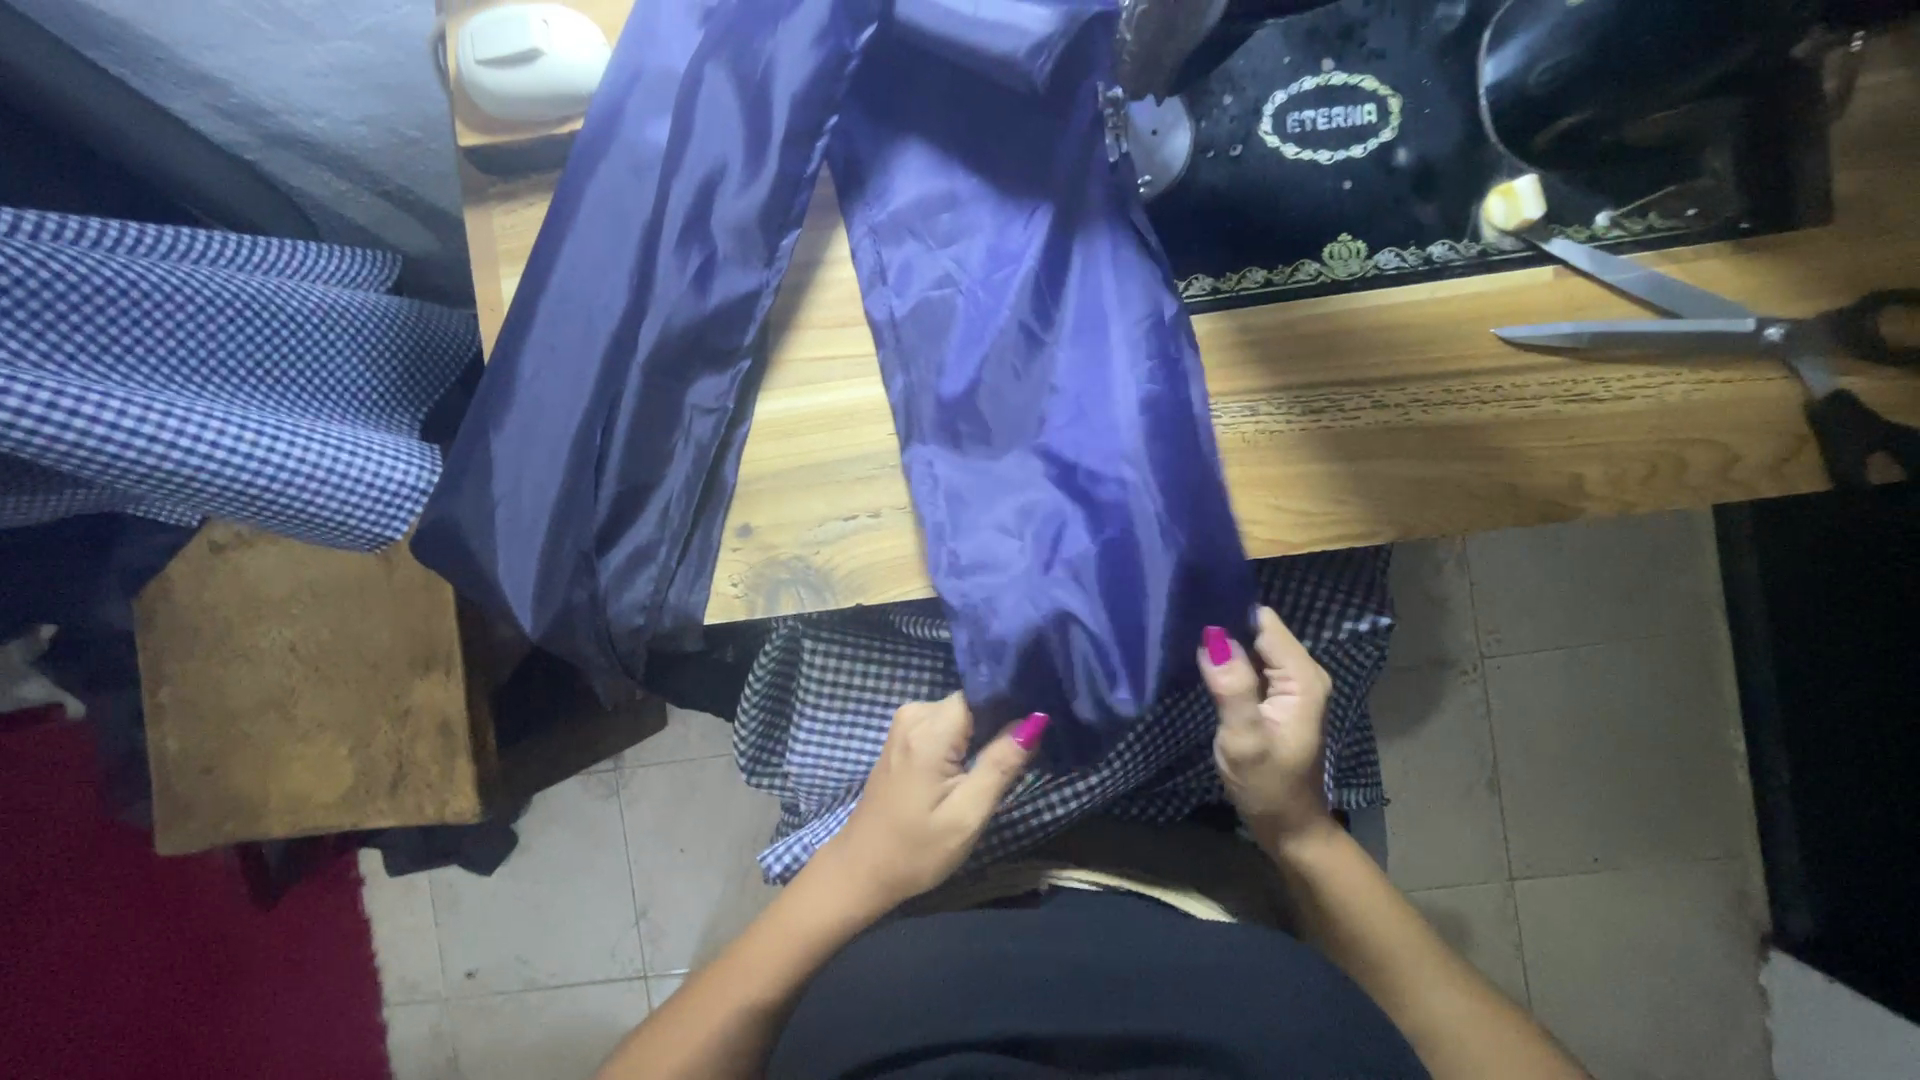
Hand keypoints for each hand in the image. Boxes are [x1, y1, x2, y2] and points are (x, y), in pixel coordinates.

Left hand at [810, 693, 1045, 912]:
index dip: (1009, 710)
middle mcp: (914, 715)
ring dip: (979, 738)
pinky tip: (968, 771)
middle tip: (1014, 764)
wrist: (862, 870)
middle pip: (971, 705)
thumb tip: (1035, 721)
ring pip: (960, 716)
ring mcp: (904, 724)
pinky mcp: (901, 737)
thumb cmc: (916, 850)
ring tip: (992, 771)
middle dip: (995, 728)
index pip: (981, 695)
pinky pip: (943, 726)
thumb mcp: (967, 815)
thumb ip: (1001, 764)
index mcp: (929, 731)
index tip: (1032, 734)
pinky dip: (961, 743)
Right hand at [1199, 606, 1337, 850]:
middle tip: (1181, 632)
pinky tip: (1202, 665)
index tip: (1190, 613)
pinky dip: (1229, 661)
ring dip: (1224, 644)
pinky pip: (1252, 663)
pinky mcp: (1278, 695)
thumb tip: (1212, 638)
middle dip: (1224, 628)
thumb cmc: (1267, 786)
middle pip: (1260, 629)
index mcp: (1302, 678)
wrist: (1288, 826)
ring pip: (1254, 645)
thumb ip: (1232, 689)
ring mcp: (1292, 684)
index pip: (1264, 623)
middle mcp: (1303, 673)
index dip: (1229, 614)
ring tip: (1185, 644)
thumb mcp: (1244, 740)